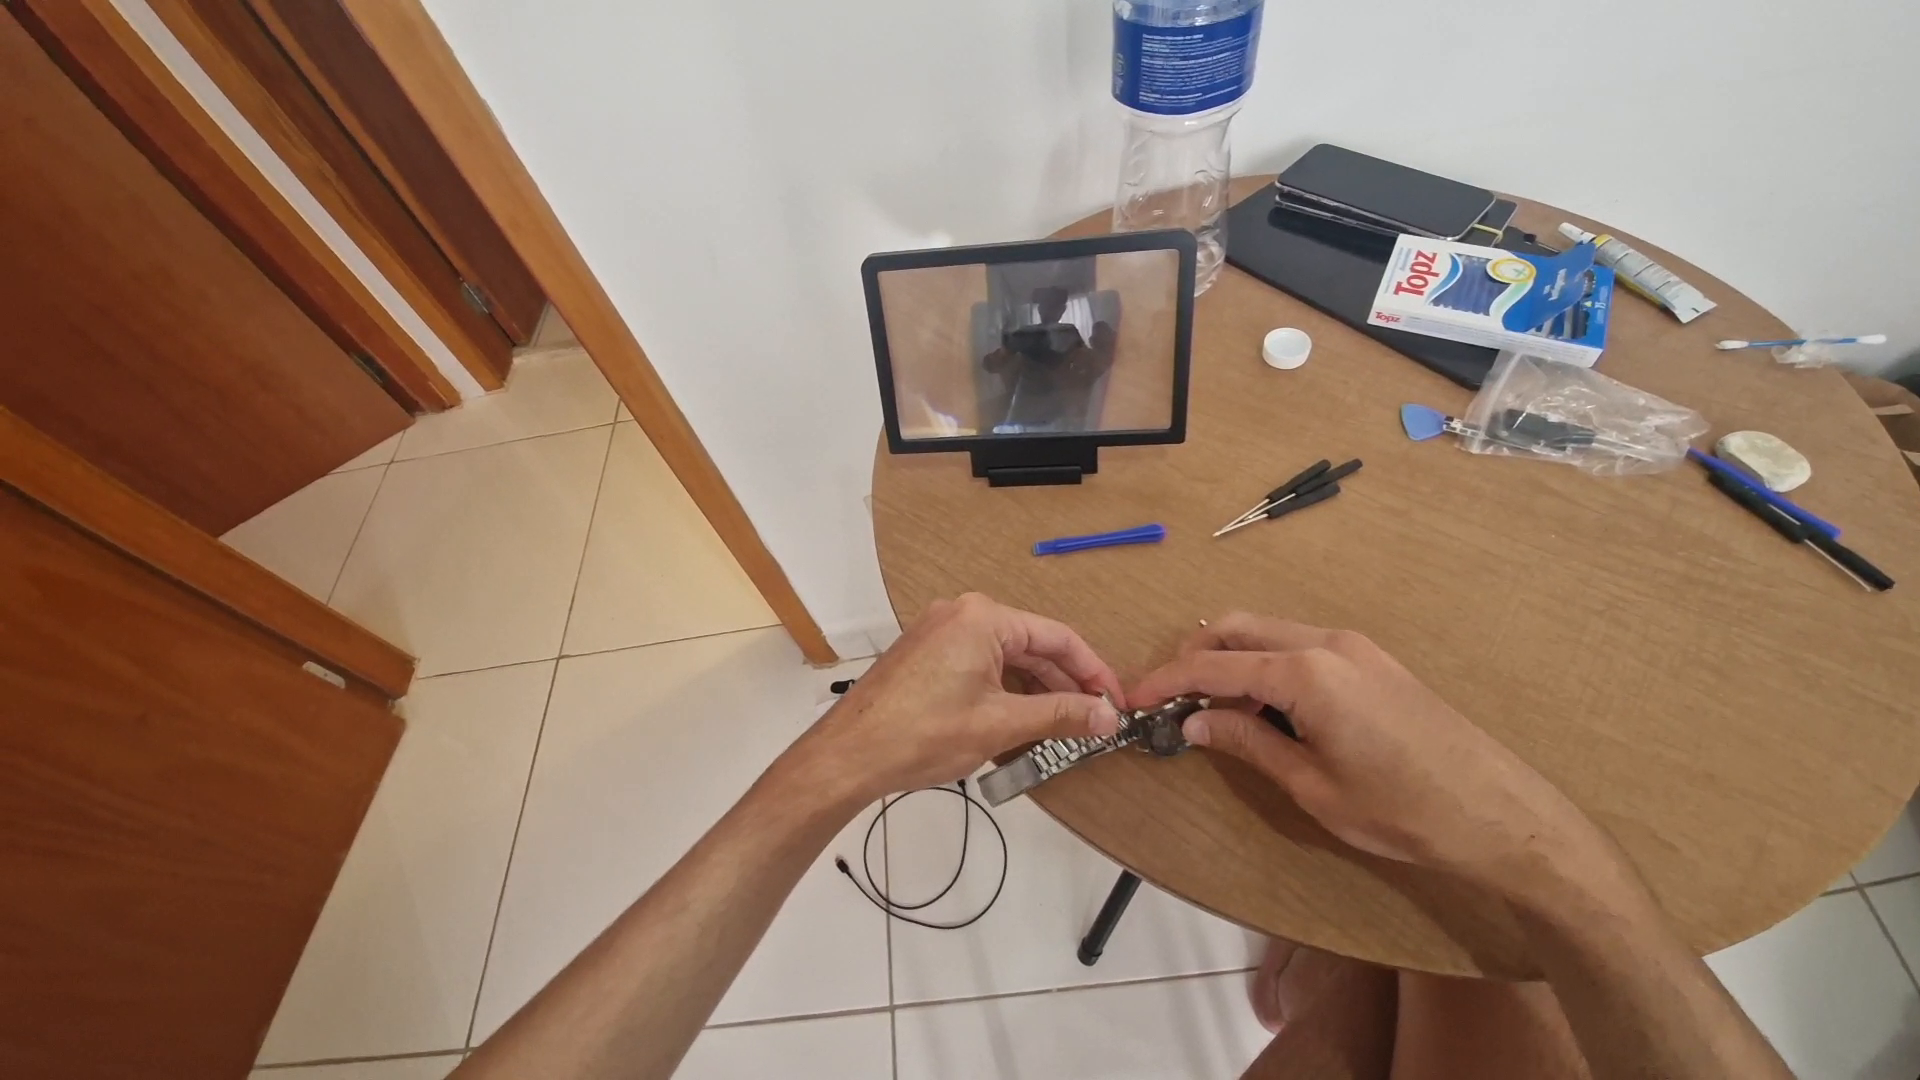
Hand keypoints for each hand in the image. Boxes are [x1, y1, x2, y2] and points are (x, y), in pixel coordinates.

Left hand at [798, 594, 1123, 799]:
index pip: (1057, 637)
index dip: (1093, 671)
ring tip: (1063, 725)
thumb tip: (1106, 716)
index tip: (1115, 701)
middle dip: (1065, 683)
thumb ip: (1060, 714)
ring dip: (1035, 688)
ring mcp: (940, 632)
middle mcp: (962, 614)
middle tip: (1094, 719)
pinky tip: (1021, 717)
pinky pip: (980, 663)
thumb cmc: (922, 734)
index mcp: (983, 618)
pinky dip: (1005, 688)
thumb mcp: (1001, 724)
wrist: (849, 755)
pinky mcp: (927, 653)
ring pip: (1005, 656)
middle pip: (1031, 644)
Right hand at [1130, 614, 1603, 892]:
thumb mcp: (1311, 785)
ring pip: (1267, 632)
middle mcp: (1325, 642)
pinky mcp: (1370, 658)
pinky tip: (1264, 705)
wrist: (1503, 814)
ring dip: (1230, 658)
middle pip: (1235, 628)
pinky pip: (1298, 645)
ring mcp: (1352, 645)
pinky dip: (1265, 664)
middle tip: (1171, 698)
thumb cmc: (1400, 810)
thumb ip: (1246, 741)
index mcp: (1305, 672)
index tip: (1132, 698)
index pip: (1213, 665)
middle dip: (1194, 656)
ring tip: (1213, 707)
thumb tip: (1192, 721)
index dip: (1165, 681)